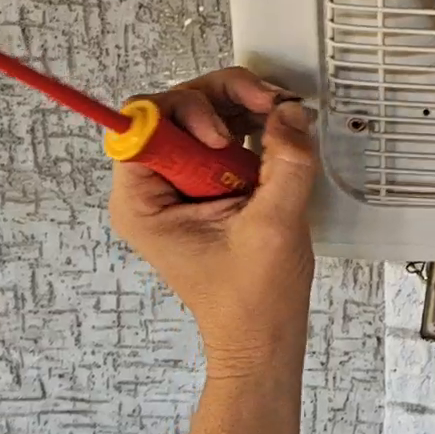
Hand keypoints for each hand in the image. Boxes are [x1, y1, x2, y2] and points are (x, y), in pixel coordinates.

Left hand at [109, 67, 318, 377]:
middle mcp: (157, 184)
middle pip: (177, 107)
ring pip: (205, 109)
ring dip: (245, 103)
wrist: (263, 336)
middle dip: (225, 97)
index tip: (227, 134)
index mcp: (144, 201)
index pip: (143, 126)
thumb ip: (285, 164)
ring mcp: (186, 178)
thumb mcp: (273, 227)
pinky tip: (283, 129)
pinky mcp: (213, 178)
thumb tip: (291, 111)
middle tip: (272, 107)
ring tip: (285, 115)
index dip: (186, 114)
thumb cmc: (254, 297)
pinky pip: (228, 127)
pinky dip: (256, 119)